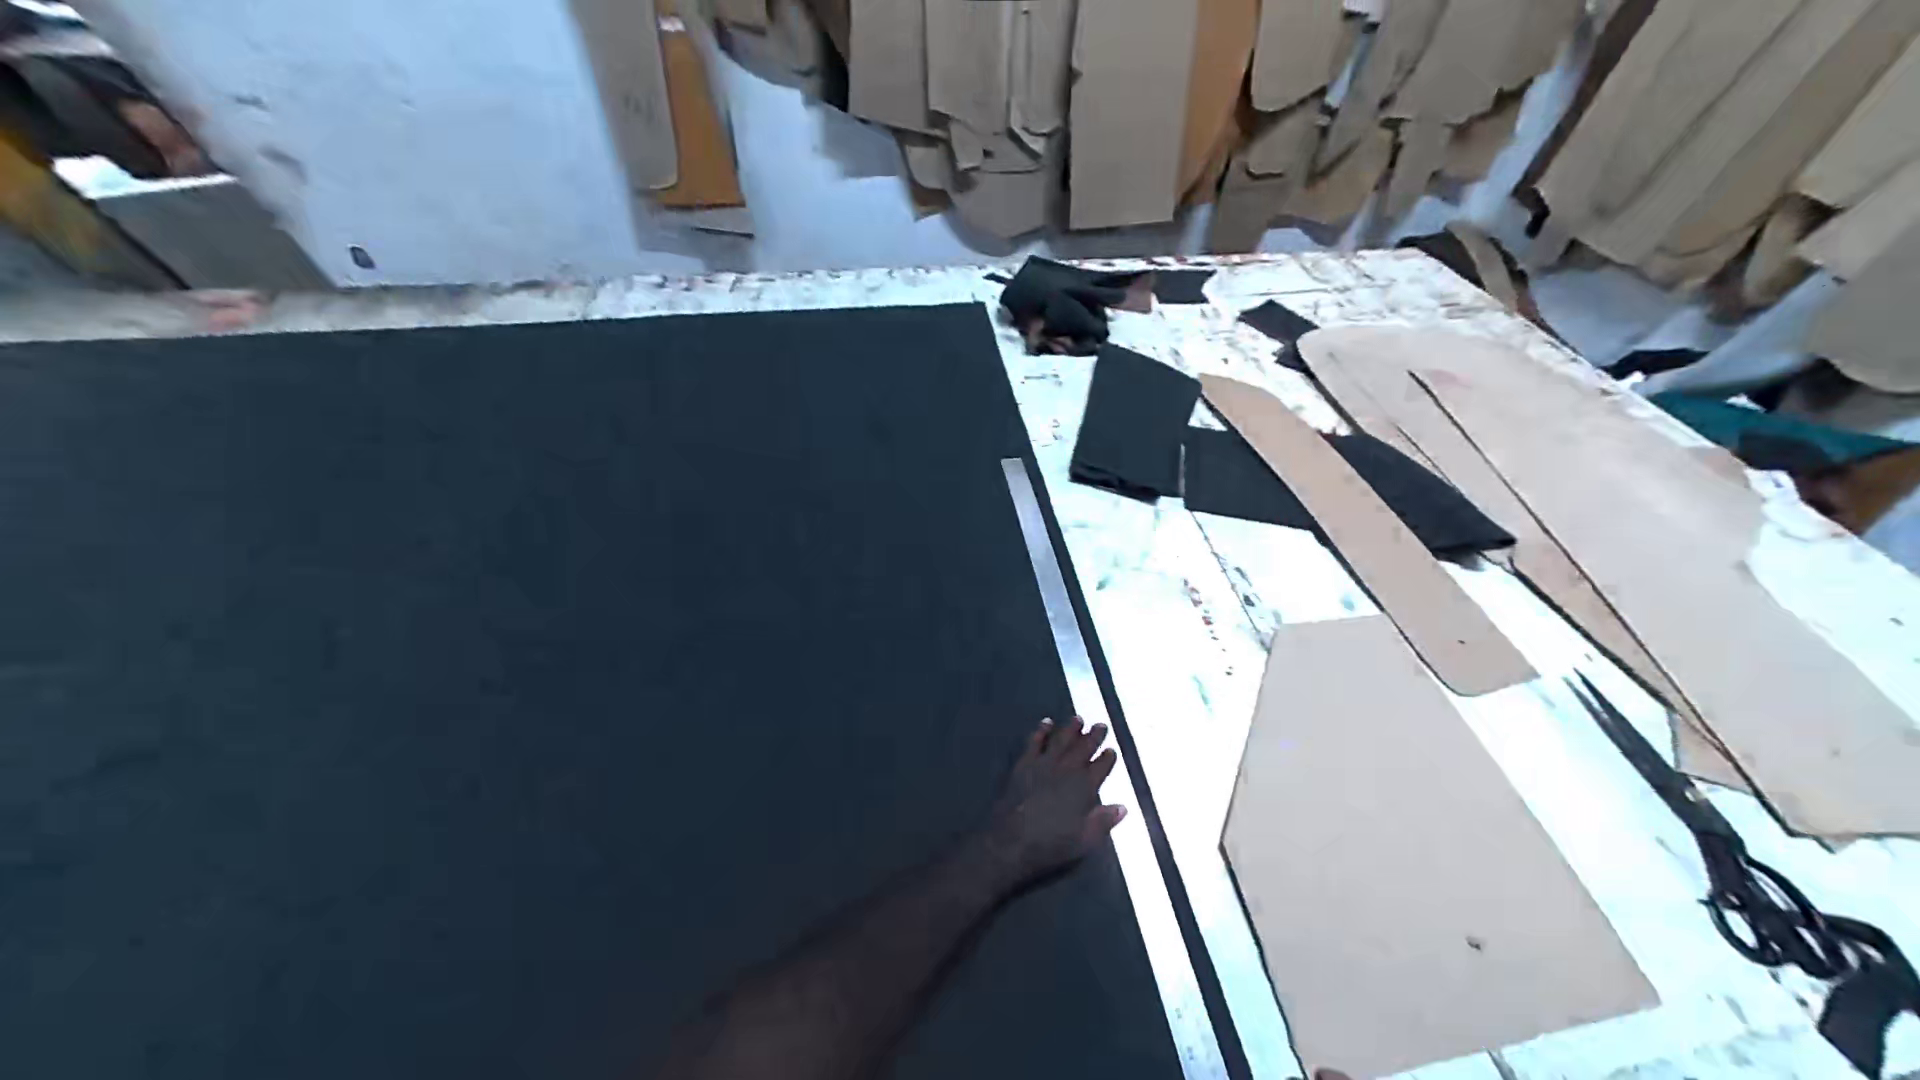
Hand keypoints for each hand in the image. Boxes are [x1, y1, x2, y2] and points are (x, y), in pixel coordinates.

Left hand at [979, 717, 1125, 887]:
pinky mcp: (1025, 763)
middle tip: (1101, 725)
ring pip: (1061, 740)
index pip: (1101, 767)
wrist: (1013, 839)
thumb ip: (1104, 821)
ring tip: (1078, 718)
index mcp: (1084, 787)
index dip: (1107, 758)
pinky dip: (1041, 730)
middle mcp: (1067, 770)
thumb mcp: (1086, 840)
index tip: (1112, 749)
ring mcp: (1044, 763)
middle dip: (1094, 736)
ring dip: (1070, 728)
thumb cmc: (1052, 843)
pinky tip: (1046, 722)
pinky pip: (1035, 741)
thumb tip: (1123, 807)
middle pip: (1083, 748)